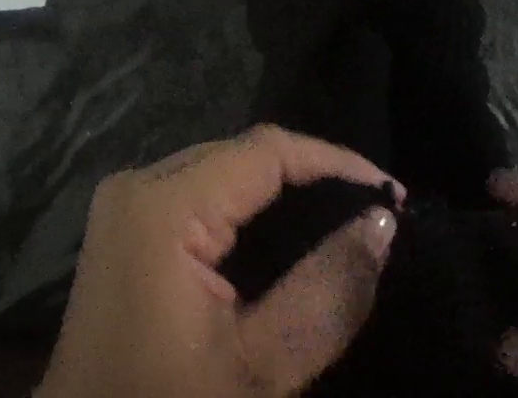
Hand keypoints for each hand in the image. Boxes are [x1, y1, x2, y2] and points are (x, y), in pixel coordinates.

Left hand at [37, 126, 402, 397]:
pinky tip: (284, 230)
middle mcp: (138, 181)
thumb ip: (326, 291)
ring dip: (279, 186)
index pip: (265, 151)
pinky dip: (243, 203)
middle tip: (374, 209)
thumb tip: (381, 222)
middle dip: (310, 173)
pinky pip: (195, 188)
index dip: (333, 160)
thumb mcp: (260, 366)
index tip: (394, 192)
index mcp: (163, 204)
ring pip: (219, 167)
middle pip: (239, 153)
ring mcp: (124, 199)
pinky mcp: (123, 220)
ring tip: (342, 215)